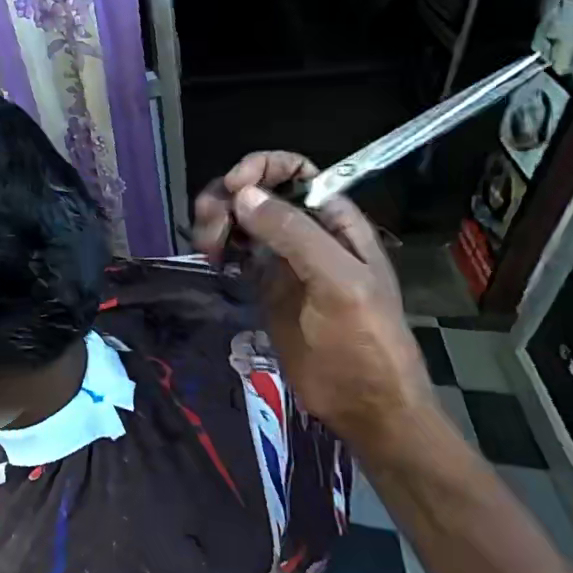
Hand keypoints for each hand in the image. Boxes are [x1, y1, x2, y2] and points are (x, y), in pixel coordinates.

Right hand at [195, 153, 435, 446]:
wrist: (363, 404)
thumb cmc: (364, 341)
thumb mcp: (337, 282)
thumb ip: (293, 235)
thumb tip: (241, 195)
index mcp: (335, 223)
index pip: (296, 172)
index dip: (262, 169)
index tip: (233, 188)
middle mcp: (307, 233)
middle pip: (258, 193)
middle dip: (228, 198)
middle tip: (210, 226)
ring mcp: (282, 260)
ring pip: (240, 221)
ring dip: (216, 222)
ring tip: (207, 247)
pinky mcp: (262, 285)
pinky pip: (234, 251)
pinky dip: (217, 247)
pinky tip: (213, 261)